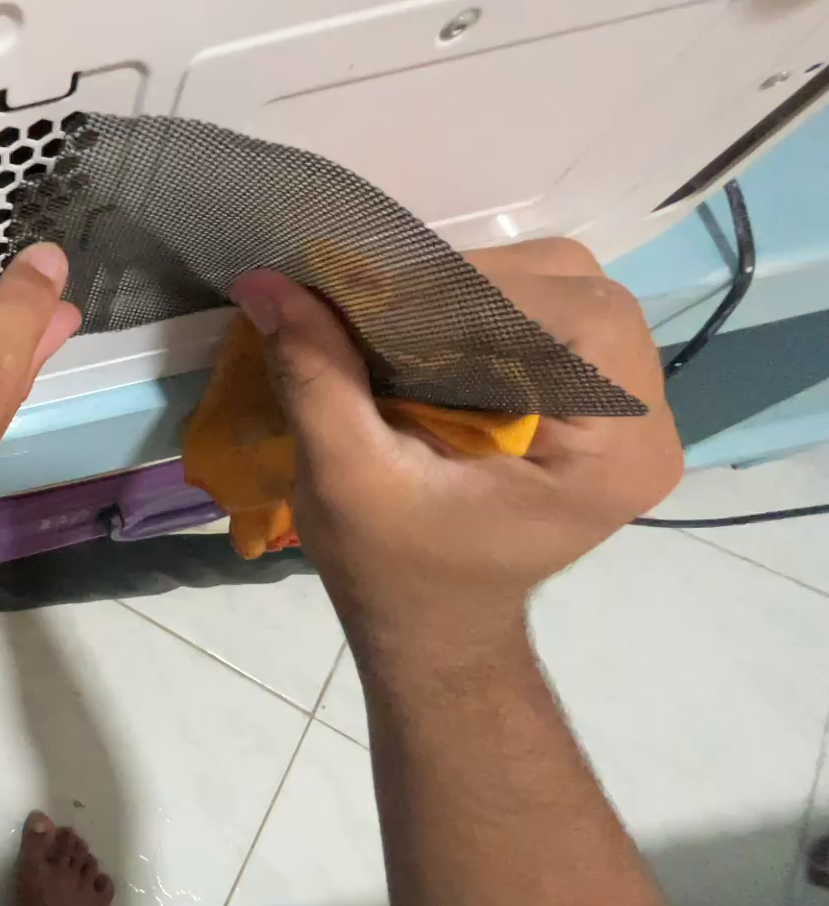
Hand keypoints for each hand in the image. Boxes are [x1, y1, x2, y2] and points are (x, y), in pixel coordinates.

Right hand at [227, 238, 682, 651]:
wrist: (420, 621)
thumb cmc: (386, 566)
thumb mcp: (339, 474)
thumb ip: (313, 375)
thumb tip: (265, 284)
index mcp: (609, 450)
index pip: (574, 315)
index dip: (473, 286)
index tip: (370, 292)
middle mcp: (640, 420)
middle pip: (576, 294)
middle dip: (468, 284)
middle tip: (373, 302)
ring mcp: (618, 414)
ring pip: (559, 301)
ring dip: (468, 295)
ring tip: (388, 319)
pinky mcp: (582, 411)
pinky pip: (540, 329)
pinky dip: (471, 317)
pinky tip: (414, 339)